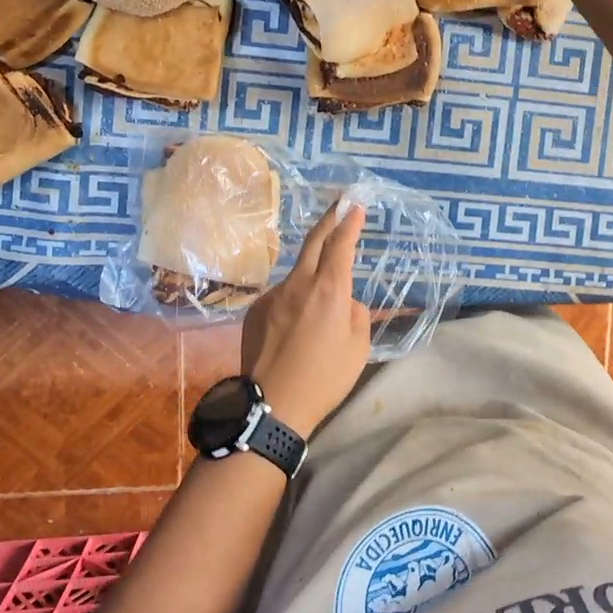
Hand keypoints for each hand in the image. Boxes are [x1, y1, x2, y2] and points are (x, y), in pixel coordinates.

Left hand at [240, 203, 370, 435]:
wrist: (272, 406)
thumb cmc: (325, 378)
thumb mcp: (358, 347)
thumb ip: (355, 314)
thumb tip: (344, 301)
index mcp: (330, 290)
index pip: (341, 244)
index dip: (350, 223)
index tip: (356, 206)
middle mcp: (299, 284)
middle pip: (314, 241)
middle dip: (329, 220)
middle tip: (340, 206)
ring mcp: (273, 295)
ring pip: (297, 275)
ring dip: (310, 275)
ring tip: (319, 307)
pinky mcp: (255, 310)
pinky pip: (281, 298)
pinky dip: (293, 303)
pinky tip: (295, 330)